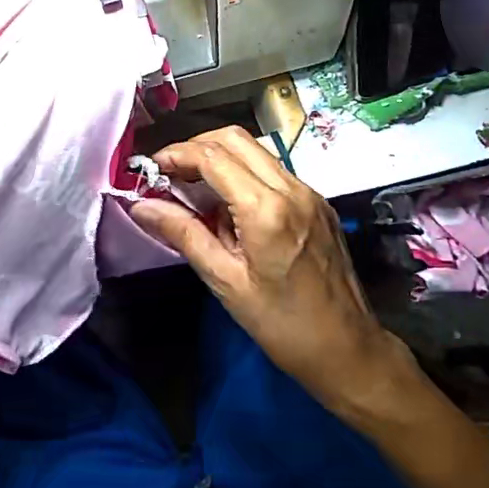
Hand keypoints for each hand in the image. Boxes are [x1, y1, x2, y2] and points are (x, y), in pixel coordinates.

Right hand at [128, 127, 420, 418]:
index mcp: (267, 210)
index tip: (150, 169)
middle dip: (195, 147)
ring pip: (255, 151)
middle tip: (168, 174)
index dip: (176, 154)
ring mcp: (309, 194)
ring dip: (218, 158)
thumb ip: (183, 234)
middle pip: (235, 139)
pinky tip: (226, 207)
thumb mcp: (224, 281)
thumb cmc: (281, 324)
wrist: (347, 348)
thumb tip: (141, 207)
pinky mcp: (317, 204)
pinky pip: (272, 172)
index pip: (213, 157)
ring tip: (192, 190)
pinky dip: (241, 174)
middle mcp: (292, 190)